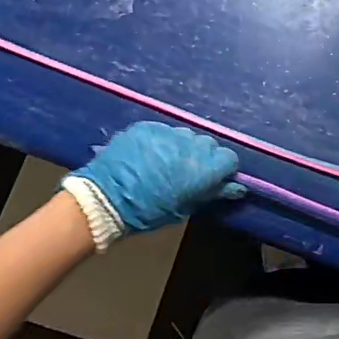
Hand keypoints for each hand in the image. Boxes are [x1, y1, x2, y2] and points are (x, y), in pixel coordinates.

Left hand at [68, 122, 244, 234]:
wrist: (102, 200)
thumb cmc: (147, 211)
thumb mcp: (184, 208)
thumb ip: (212, 193)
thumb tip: (235, 187)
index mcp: (204, 167)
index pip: (229, 158)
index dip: (222, 169)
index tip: (211, 178)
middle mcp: (191, 144)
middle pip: (208, 144)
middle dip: (202, 156)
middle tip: (186, 172)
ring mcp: (168, 133)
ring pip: (186, 136)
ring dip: (182, 147)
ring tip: (165, 162)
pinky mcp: (147, 127)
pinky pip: (163, 131)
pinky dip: (160, 142)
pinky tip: (147, 156)